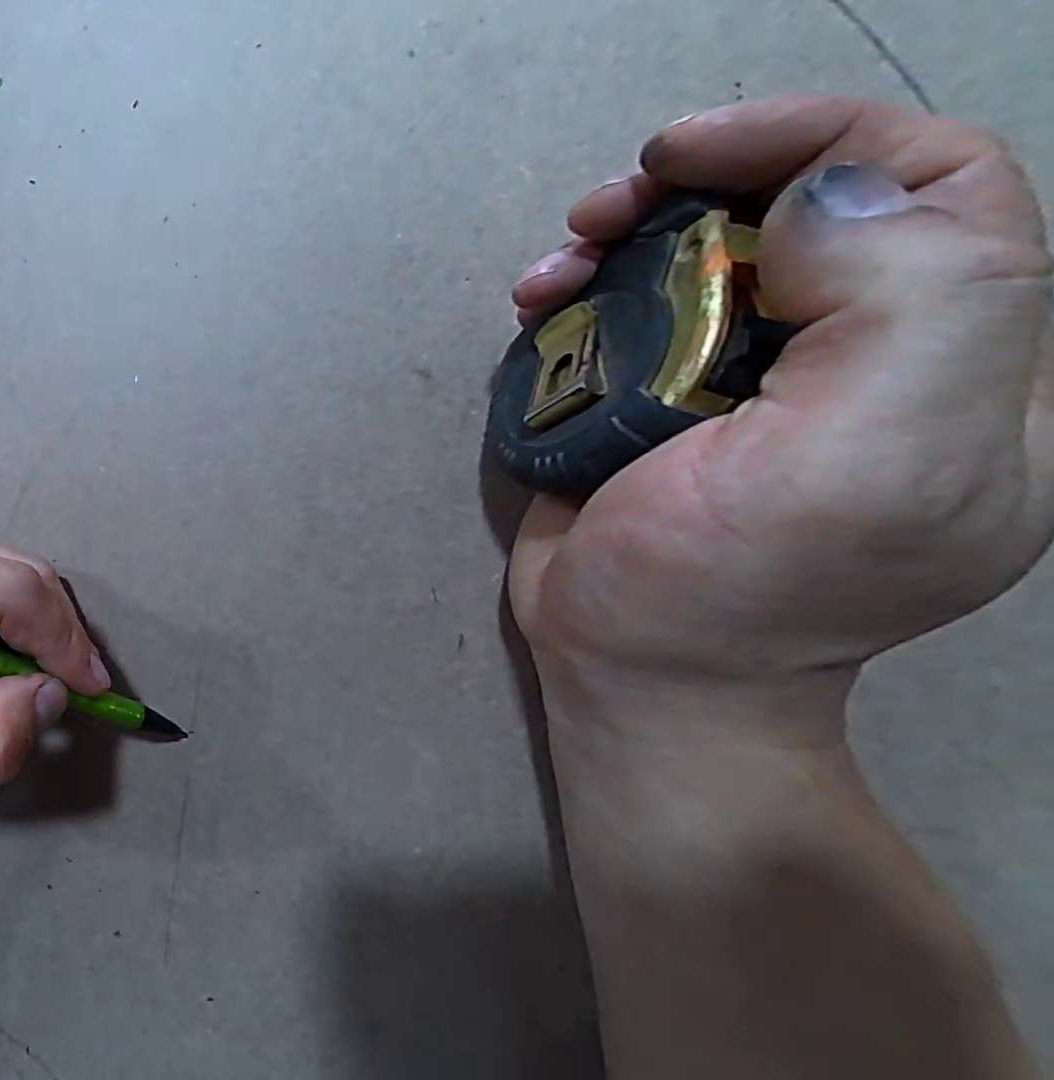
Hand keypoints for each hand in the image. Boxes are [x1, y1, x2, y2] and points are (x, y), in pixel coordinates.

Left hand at [0, 517, 110, 814]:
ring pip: (17, 576)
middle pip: (19, 575)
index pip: (6, 590)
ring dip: (41, 634)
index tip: (90, 693)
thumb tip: (52, 694)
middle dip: (56, 638)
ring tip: (27, 687)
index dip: (60, 641)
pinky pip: (1, 580)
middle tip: (69, 695)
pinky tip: (2, 665)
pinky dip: (21, 626)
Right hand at [505, 97, 1053, 730]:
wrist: (632, 669)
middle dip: (687, 189)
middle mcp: (846, 354)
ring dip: (612, 244)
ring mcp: (731, 382)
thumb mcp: (865, 470)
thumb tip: (819, 197)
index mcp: (948, 358)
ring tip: (546, 272)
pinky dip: (571, 301)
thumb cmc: (736, 589)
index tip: (682, 150)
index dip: (810, 138)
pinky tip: (531, 312)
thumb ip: (909, 311)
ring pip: (688, 264)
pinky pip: (618, 324)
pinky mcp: (642, 408)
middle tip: (597, 212)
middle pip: (788, 212)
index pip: (929, 187)